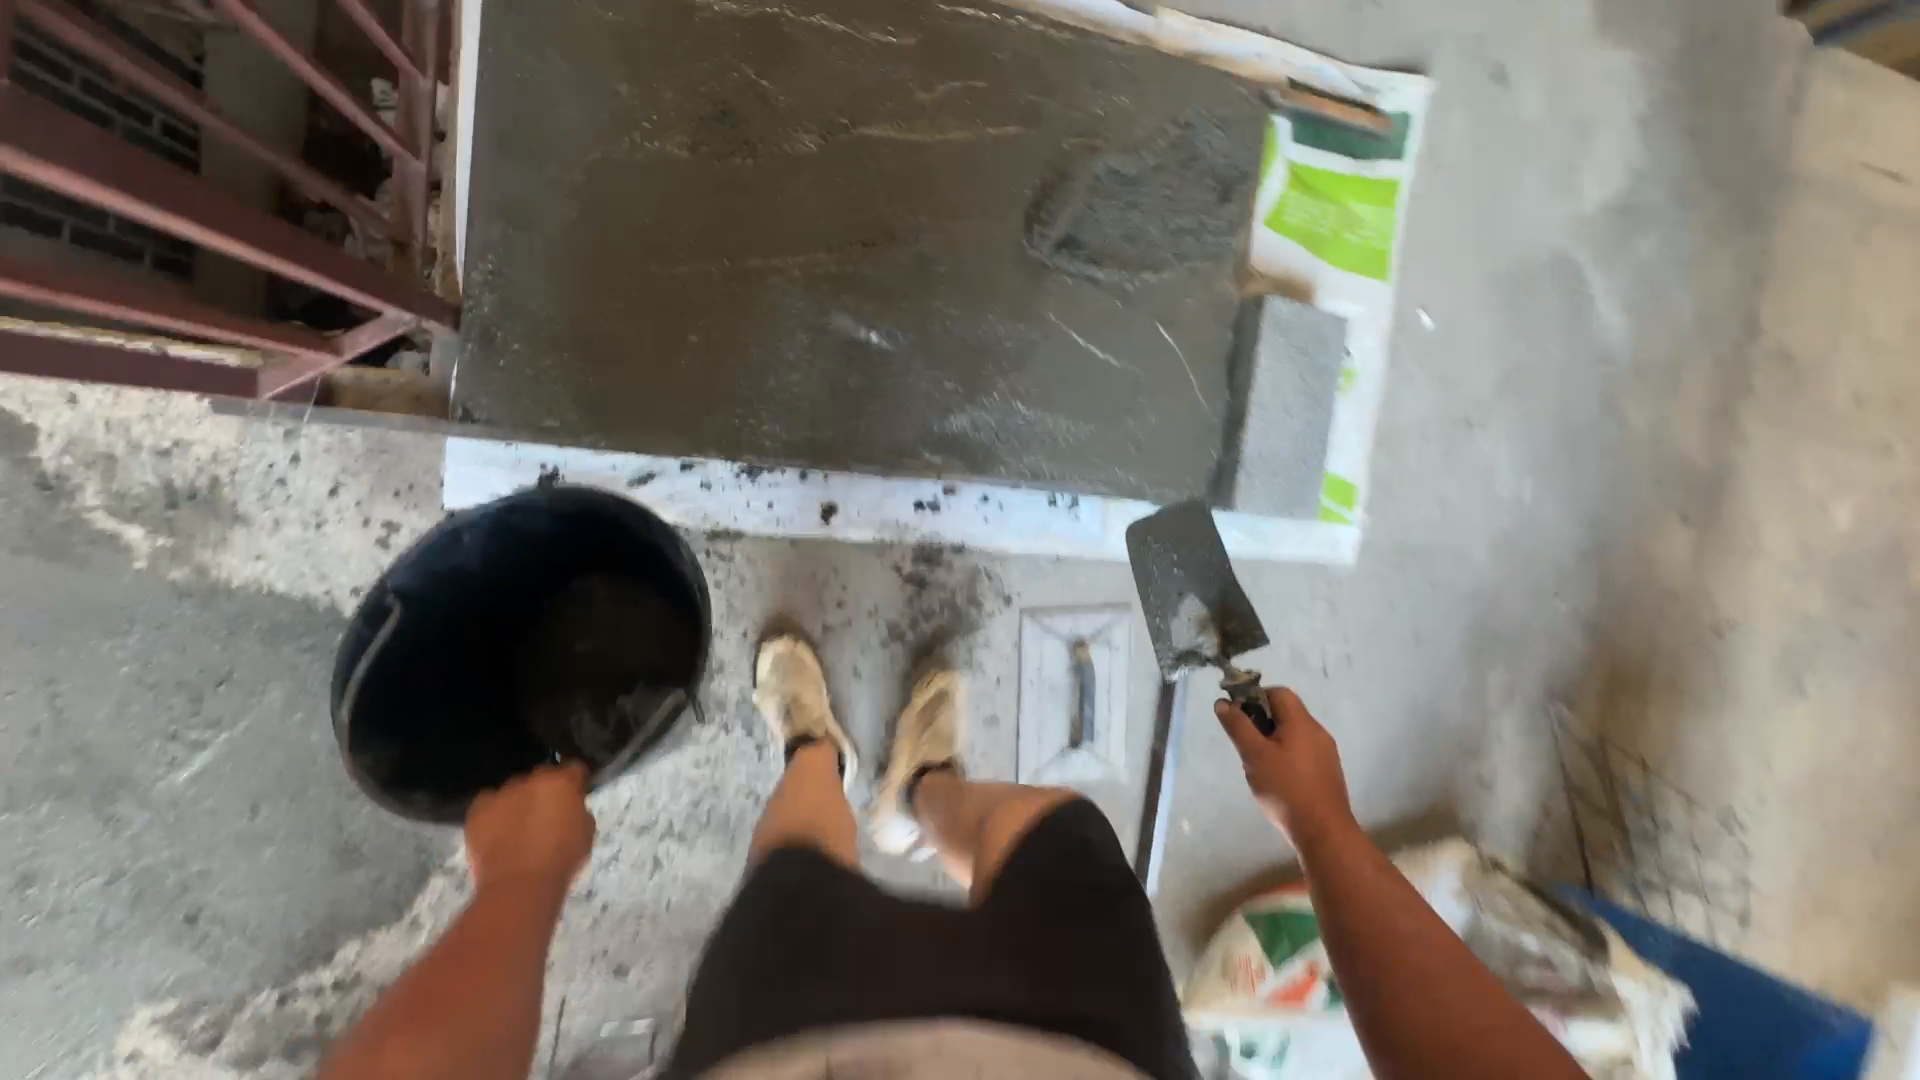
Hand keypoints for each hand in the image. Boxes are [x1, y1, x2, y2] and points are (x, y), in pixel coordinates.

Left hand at [464, 763, 595, 897]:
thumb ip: (577, 810)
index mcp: (563, 782)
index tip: (576, 797)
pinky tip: (498, 829)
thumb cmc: (562, 859)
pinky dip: (494, 812)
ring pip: (514, 789)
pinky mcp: (478, 811)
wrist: (520, 885)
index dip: (576, 782)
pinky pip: (489, 803)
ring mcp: (502, 794)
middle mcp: (532, 780)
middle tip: (548, 813)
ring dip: (519, 801)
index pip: (575, 768)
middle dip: (546, 790)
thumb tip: (568, 807)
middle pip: (542, 776)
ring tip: (518, 826)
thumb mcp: (586, 830)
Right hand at [1216, 687, 1356, 846]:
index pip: (1278, 692)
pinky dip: (1286, 755)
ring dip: (1273, 739)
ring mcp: (1326, 752)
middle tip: (1244, 743)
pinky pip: (1303, 751)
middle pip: (1287, 712)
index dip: (1255, 697)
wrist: (1323, 830)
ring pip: (1294, 733)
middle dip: (1261, 721)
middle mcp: (1317, 731)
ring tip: (1257, 763)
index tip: (1238, 716)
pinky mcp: (1328, 771)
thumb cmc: (1285, 788)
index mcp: (1301, 722)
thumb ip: (1237, 726)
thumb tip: (1223, 702)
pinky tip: (1277, 778)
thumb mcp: (1253, 755)